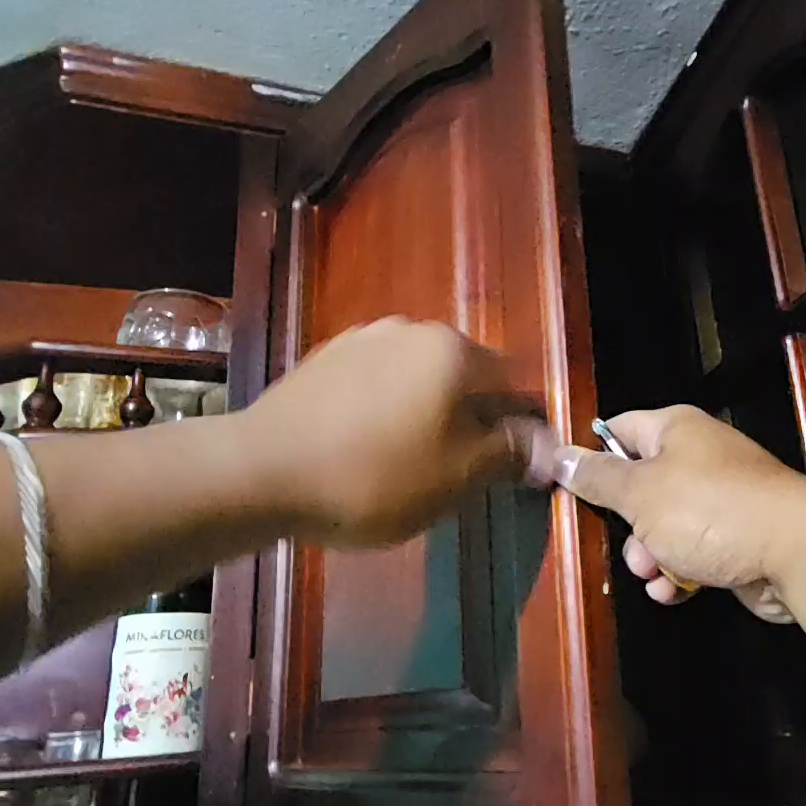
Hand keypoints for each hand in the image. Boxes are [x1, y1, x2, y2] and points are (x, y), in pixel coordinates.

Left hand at [246, 317, 546, 545]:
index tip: (513, 469)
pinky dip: (386, 409)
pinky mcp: (323, 359)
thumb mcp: (458, 475)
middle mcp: (411, 329)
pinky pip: (376, 383)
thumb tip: (546, 447)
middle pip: (464, 376)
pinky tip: (366, 446)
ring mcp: (362, 339)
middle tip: (460, 471)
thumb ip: (510, 454)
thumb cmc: (375, 476)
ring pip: (418, 378)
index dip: (521, 429)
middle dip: (472, 419)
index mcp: (453, 350)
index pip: (513, 385)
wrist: (259, 472)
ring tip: (408, 462)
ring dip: (428, 412)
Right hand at [548, 406, 805, 622]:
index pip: (619, 430)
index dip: (594, 457)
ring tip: (656, 574)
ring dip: (651, 555)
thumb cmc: (710, 511)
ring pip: (663, 526)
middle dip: (628, 525)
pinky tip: (674, 590)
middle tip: (632, 548)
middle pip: (640, 486)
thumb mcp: (640, 493)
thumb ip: (597, 477)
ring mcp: (719, 499)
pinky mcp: (735, 537)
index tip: (574, 488)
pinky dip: (679, 571)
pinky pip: (692, 550)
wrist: (795, 552)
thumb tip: (559, 455)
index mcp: (675, 430)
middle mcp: (697, 458)